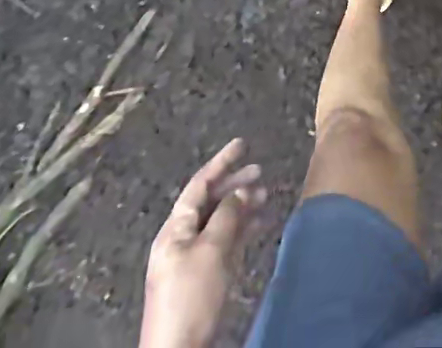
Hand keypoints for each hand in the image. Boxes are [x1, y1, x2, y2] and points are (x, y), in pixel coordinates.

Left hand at [139, 138, 266, 347]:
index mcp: (175, 230)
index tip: (242, 144)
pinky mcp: (207, 277)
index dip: (220, 163)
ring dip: (242, 205)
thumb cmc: (191, 297)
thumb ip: (227, 216)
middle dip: (234, 184)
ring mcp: (195, 259)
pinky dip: (244, 228)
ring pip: (220, 221)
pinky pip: (226, 241)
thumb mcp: (210, 251)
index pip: (199, 186)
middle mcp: (183, 239)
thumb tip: (241, 190)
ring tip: (266, 195)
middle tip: (260, 171)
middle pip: (209, 201)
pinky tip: (261, 223)